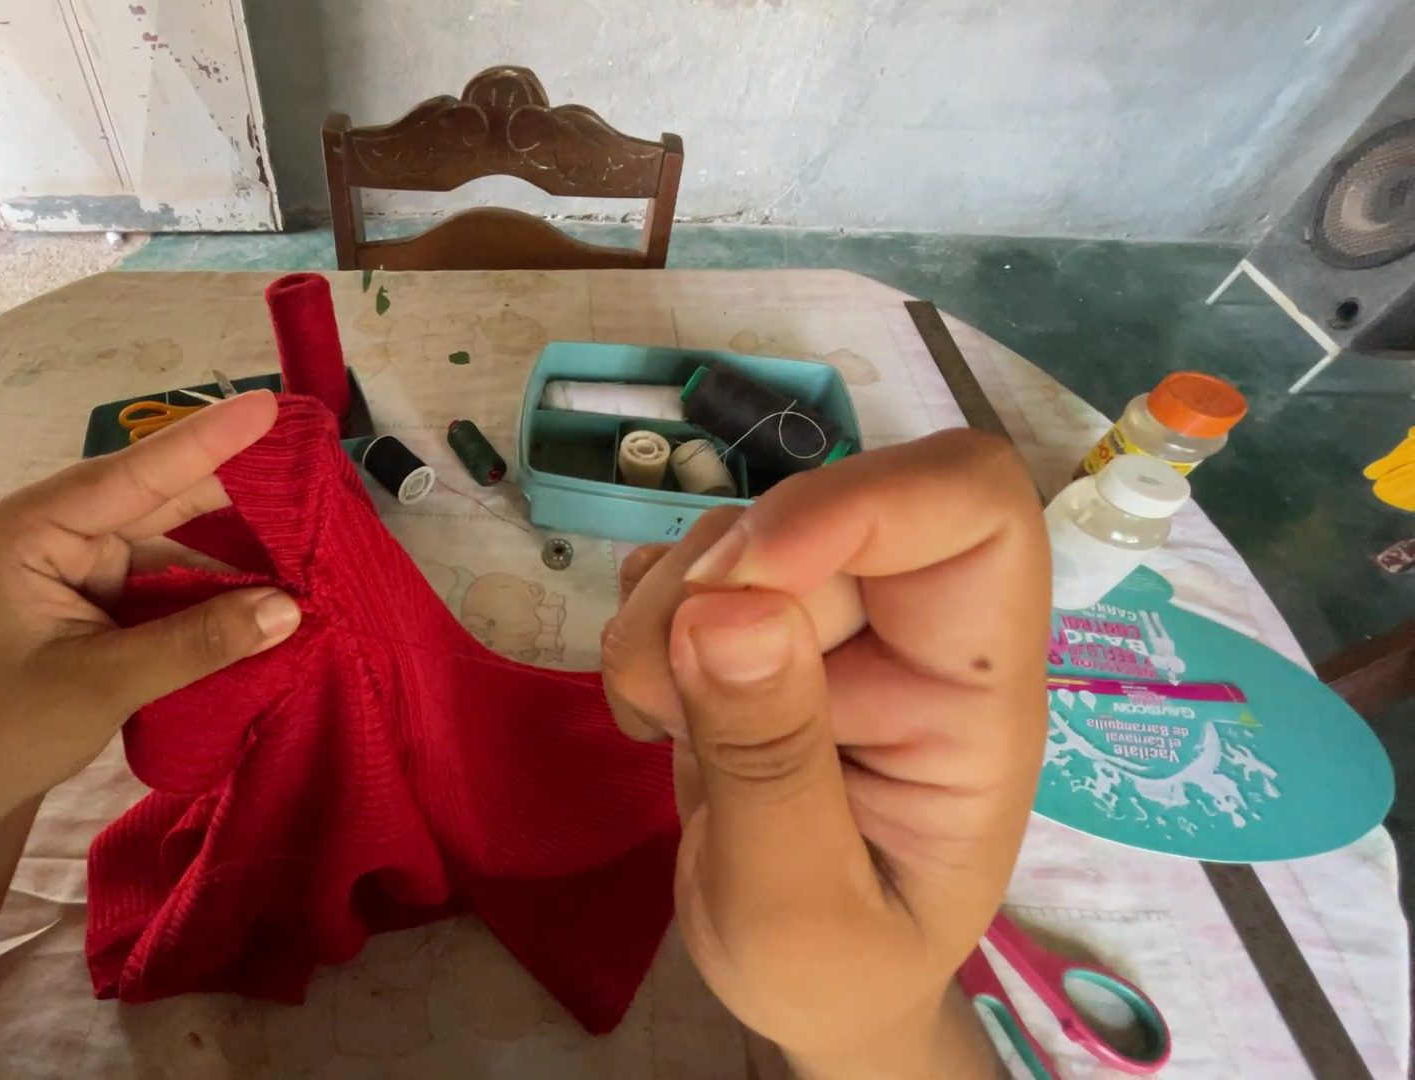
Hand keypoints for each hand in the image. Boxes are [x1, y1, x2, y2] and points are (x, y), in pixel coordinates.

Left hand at [0, 390, 301, 827]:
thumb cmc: (7, 731)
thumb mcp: (103, 684)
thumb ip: (198, 642)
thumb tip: (291, 608)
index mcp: (30, 528)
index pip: (132, 473)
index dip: (206, 441)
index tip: (266, 406)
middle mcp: (58, 525)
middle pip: (159, 490)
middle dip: (234, 483)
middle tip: (308, 466)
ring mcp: (84, 554)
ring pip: (174, 528)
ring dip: (236, 534)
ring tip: (307, 526)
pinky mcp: (108, 585)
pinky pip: (175, 566)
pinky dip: (221, 575)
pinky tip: (269, 576)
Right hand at [601, 430, 1049, 1075]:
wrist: (794, 980)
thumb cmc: (826, 970)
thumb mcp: (796, 905)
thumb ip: (769, 760)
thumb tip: (723, 607)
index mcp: (970, 691)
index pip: (965, 508)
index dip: (853, 506)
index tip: (732, 586)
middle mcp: (902, 633)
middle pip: (798, 520)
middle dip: (698, 603)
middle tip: (665, 713)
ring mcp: (818, 624)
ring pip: (720, 539)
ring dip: (654, 624)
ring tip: (661, 727)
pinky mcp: (744, 628)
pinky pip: (675, 567)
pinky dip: (637, 625)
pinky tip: (654, 706)